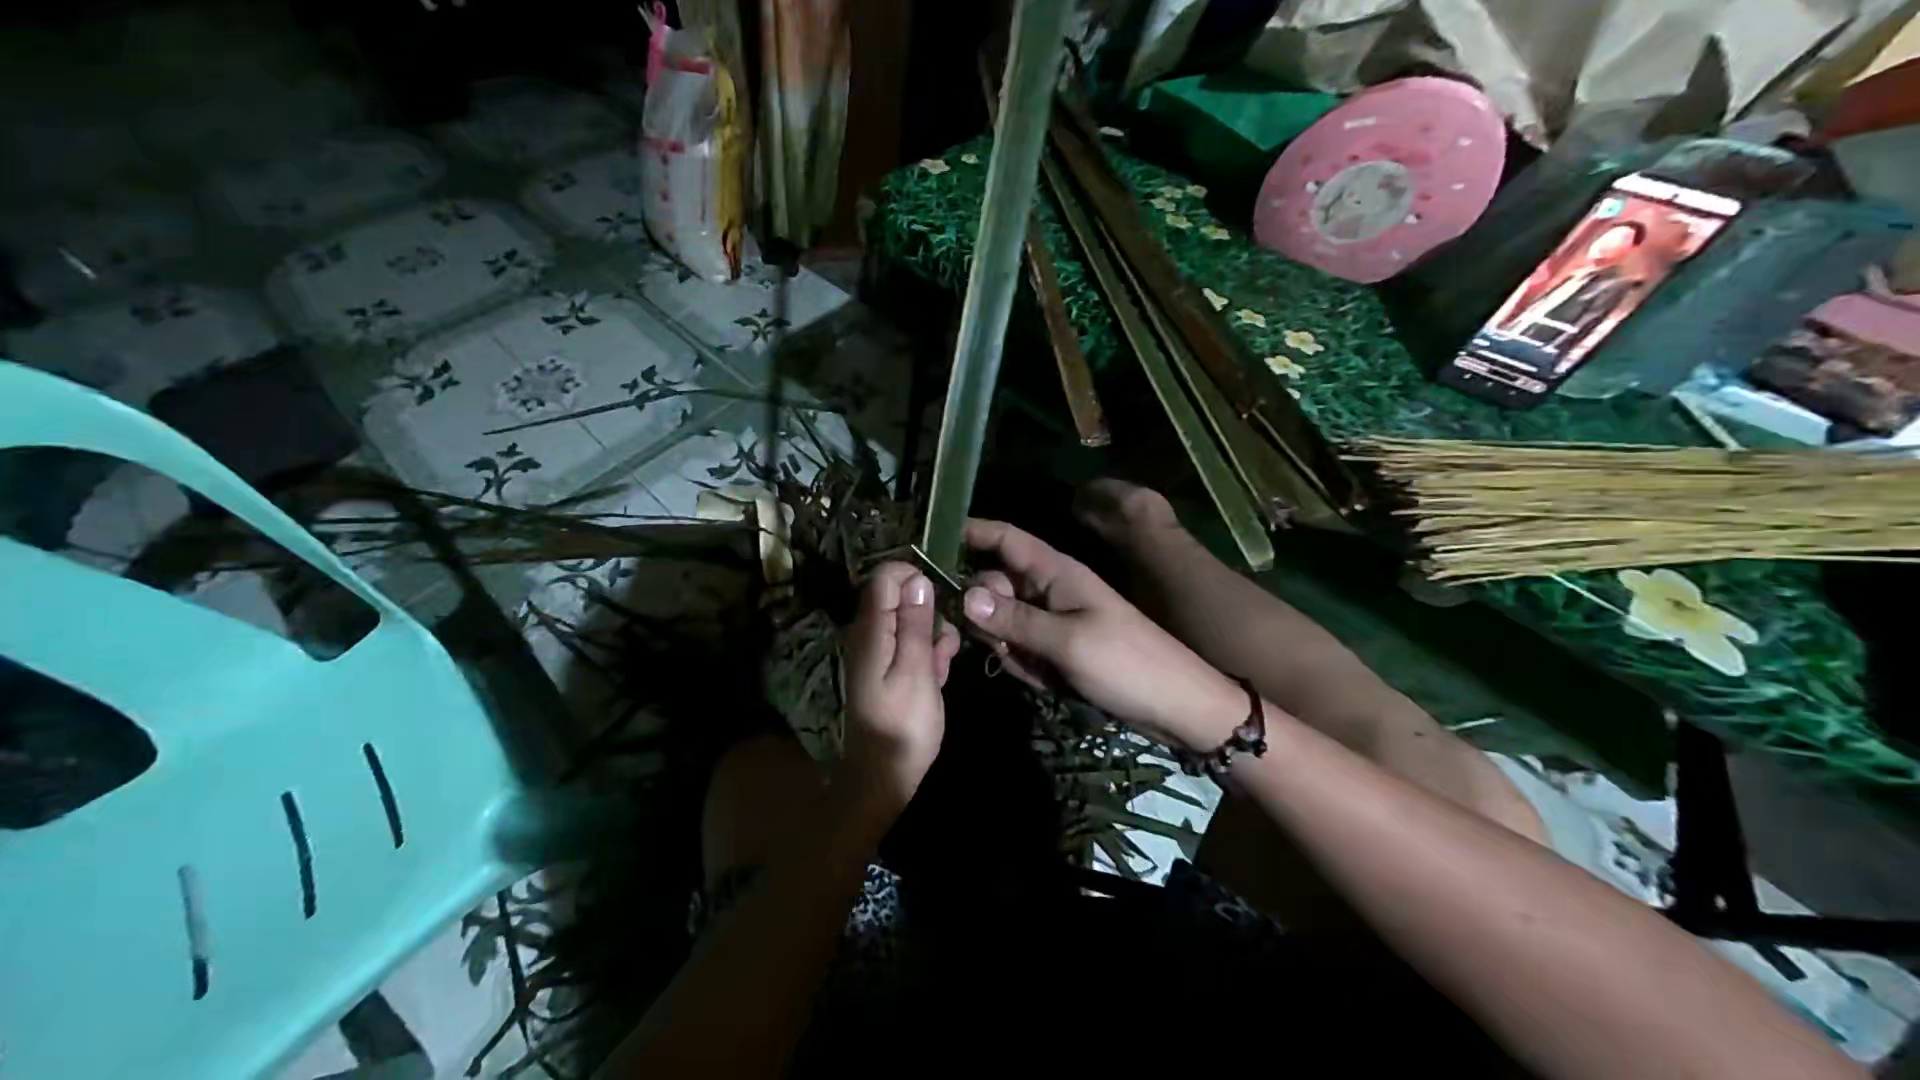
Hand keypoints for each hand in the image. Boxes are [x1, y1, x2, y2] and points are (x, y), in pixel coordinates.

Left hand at [840, 561, 960, 815]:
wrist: (883, 777)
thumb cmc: (903, 724)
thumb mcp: (916, 671)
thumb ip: (916, 624)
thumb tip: (917, 579)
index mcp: (871, 630)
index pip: (883, 577)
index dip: (914, 576)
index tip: (942, 595)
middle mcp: (869, 635)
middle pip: (898, 598)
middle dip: (929, 609)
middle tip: (947, 639)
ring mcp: (877, 654)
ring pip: (909, 623)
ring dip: (932, 634)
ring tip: (945, 660)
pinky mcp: (887, 671)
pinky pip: (909, 647)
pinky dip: (927, 653)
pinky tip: (939, 672)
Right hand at [961, 519, 1244, 753]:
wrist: (1176, 706)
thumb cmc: (1126, 663)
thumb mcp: (1066, 641)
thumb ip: (1013, 619)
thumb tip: (964, 594)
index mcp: (1056, 571)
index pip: (1005, 538)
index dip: (970, 533)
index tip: (929, 541)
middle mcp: (1049, 589)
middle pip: (993, 585)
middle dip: (986, 614)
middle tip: (1003, 646)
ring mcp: (1052, 620)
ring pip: (1002, 623)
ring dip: (1008, 648)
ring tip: (1038, 670)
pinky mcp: (1056, 648)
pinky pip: (1020, 649)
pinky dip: (1026, 666)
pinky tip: (1050, 683)